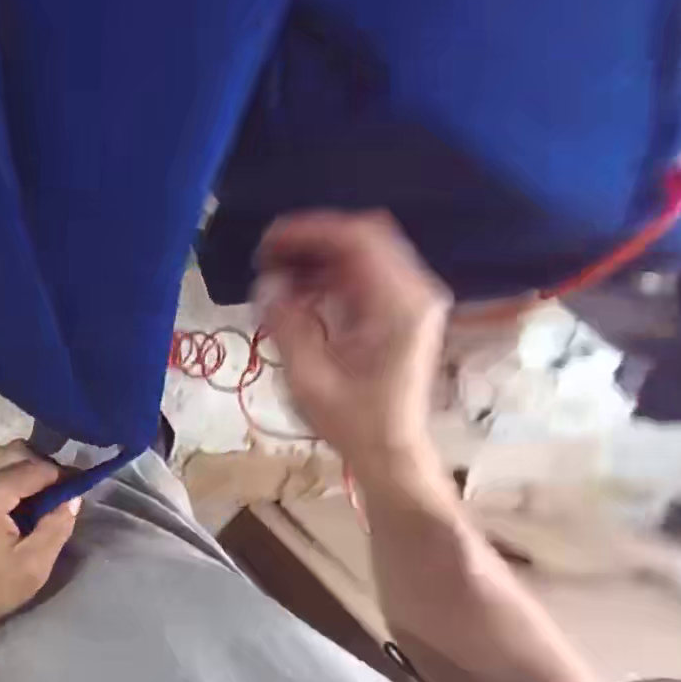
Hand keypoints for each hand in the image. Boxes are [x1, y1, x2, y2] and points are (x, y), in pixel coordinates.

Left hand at [0, 444, 80, 662]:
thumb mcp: (33, 566)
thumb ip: (57, 526)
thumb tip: (74, 497)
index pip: (36, 468)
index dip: (62, 476)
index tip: (79, 490)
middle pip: (17, 452)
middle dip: (43, 467)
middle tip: (61, 493)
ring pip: (1, 457)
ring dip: (25, 470)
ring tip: (41, 498)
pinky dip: (7, 476)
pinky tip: (17, 503)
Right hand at [256, 210, 450, 477]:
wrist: (390, 450)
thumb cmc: (352, 421)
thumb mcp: (309, 379)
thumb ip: (288, 325)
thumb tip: (267, 284)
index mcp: (398, 306)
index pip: (358, 240)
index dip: (309, 231)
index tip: (267, 242)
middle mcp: (414, 292)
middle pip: (365, 236)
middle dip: (312, 239)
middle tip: (267, 256)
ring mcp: (411, 299)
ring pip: (365, 251)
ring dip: (319, 255)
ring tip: (277, 274)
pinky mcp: (402, 309)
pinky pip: (366, 272)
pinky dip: (330, 273)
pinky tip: (300, 292)